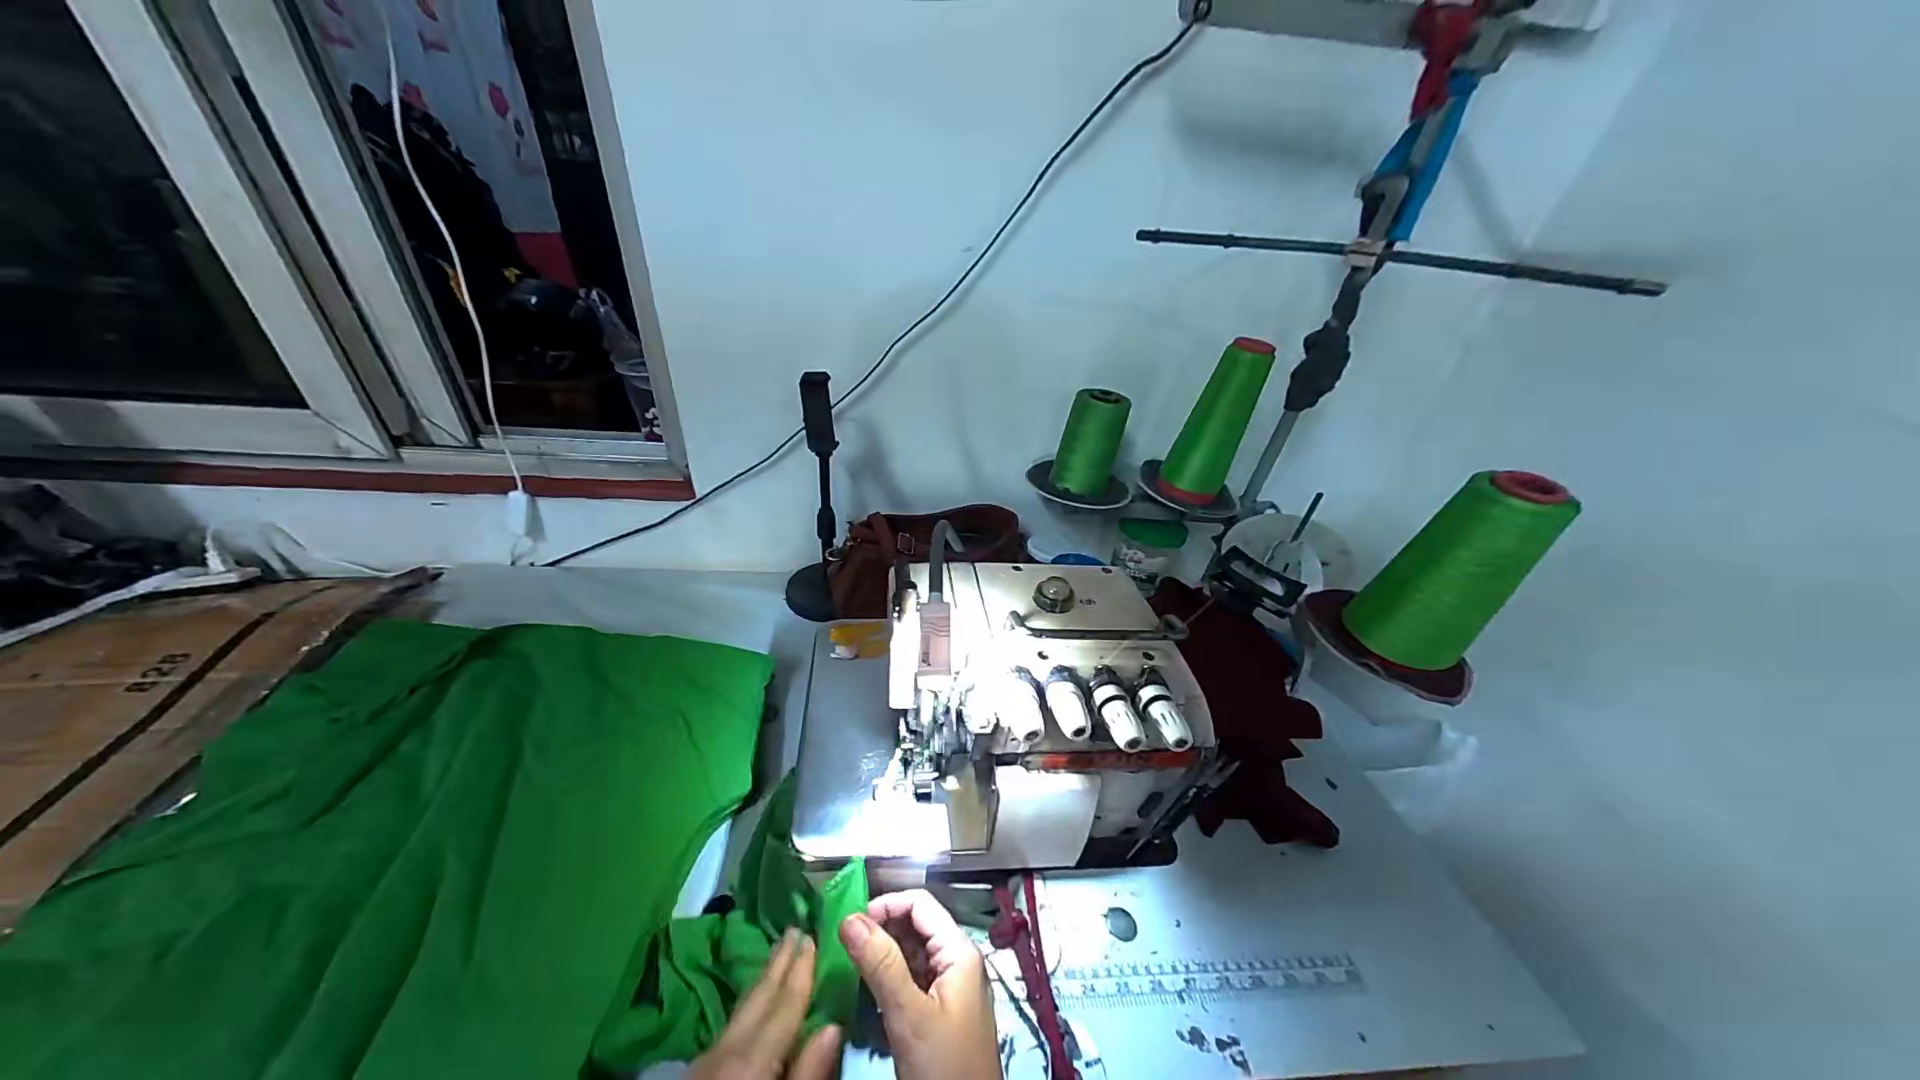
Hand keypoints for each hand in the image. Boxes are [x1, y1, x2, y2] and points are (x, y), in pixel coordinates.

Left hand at [688, 928, 841, 1079]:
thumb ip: (808, 1070)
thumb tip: (833, 1025)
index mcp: (751, 1056)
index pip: (784, 1003)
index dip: (800, 968)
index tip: (812, 934)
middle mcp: (727, 1045)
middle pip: (759, 996)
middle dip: (779, 961)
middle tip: (795, 927)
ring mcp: (707, 1055)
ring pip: (742, 1006)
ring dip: (764, 977)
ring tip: (779, 951)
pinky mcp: (699, 1067)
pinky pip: (732, 1022)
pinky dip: (750, 1000)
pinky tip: (757, 998)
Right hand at [840, 890, 1001, 1079]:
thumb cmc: (944, 1066)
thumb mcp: (909, 1014)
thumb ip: (881, 964)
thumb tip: (849, 918)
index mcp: (958, 951)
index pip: (920, 904)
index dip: (886, 905)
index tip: (850, 923)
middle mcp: (957, 960)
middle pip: (916, 925)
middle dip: (881, 928)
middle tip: (845, 945)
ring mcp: (950, 986)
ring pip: (912, 952)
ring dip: (883, 953)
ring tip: (851, 963)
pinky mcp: (940, 1010)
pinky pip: (913, 978)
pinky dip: (890, 976)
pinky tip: (869, 987)